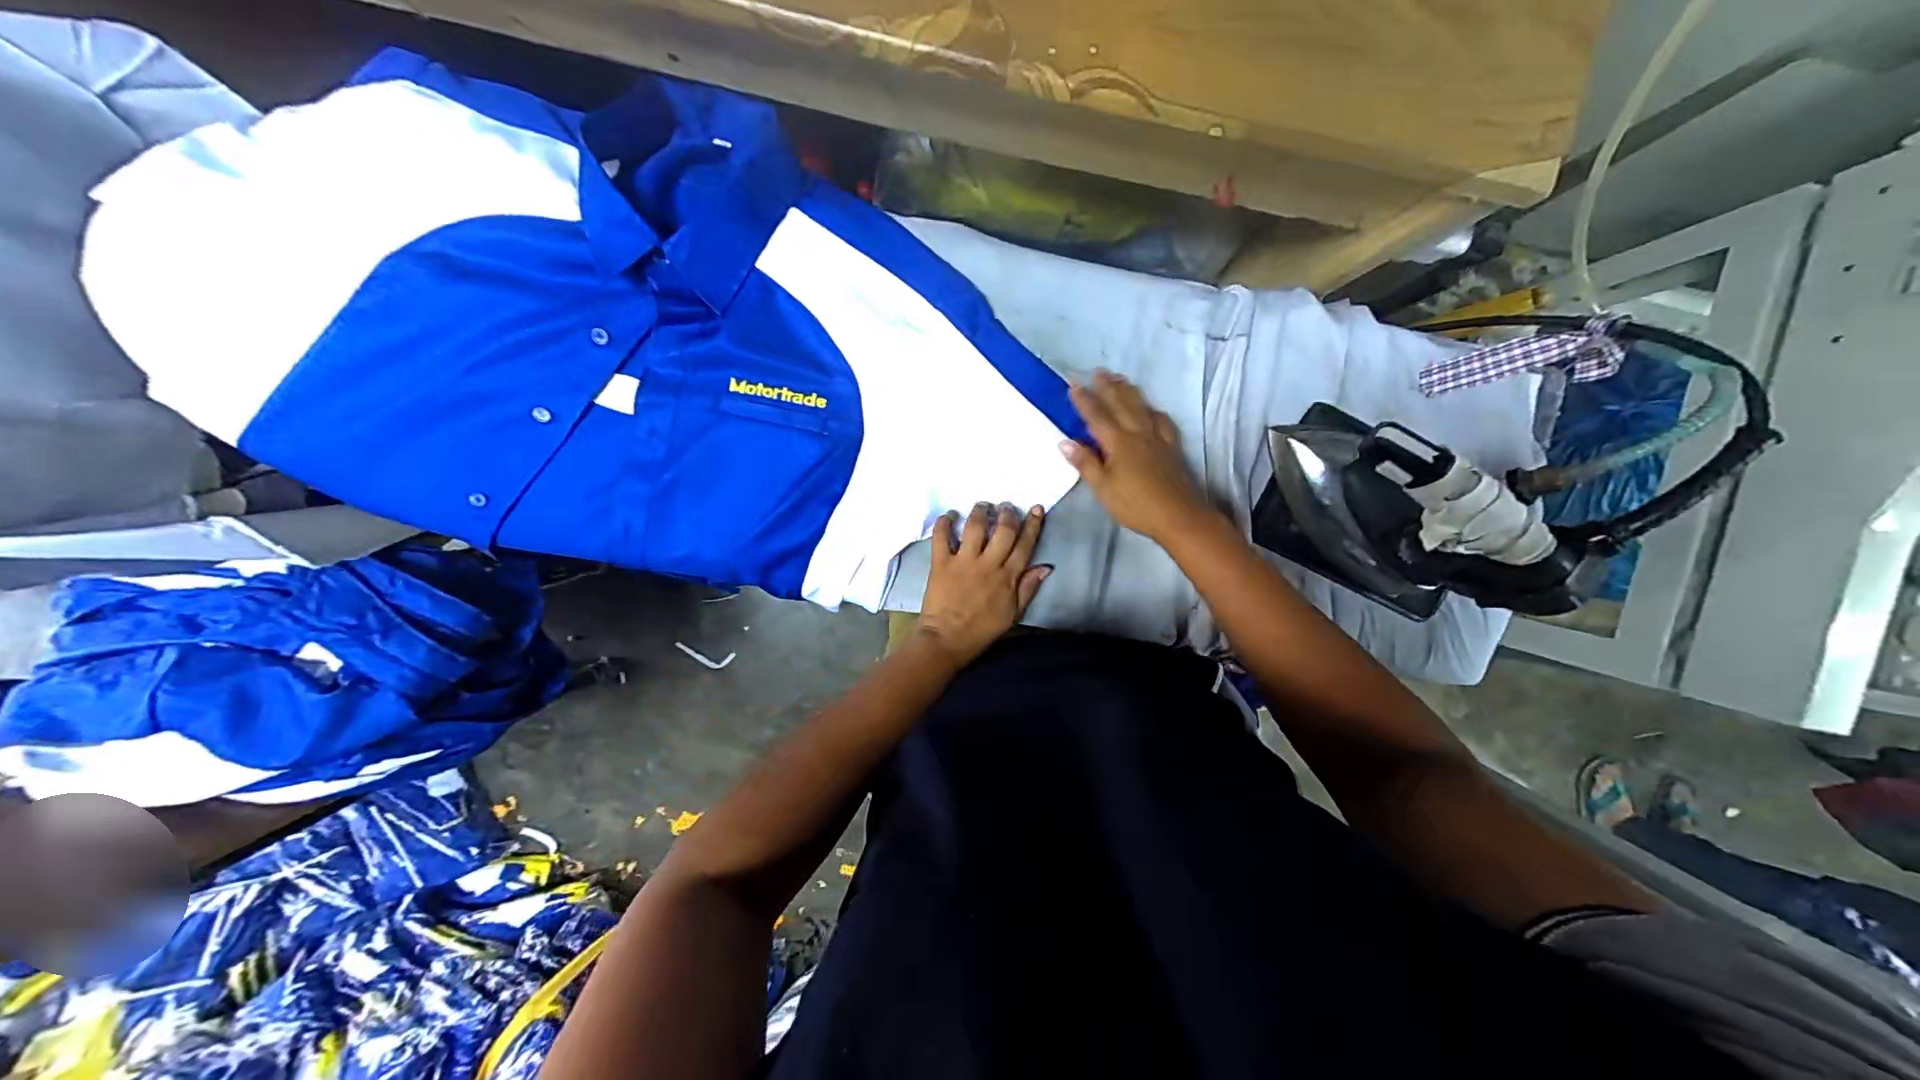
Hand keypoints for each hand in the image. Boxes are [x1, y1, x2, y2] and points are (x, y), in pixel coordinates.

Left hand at [916, 502, 1049, 664]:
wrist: (948, 639)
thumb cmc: (982, 629)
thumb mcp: (1013, 613)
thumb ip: (1028, 588)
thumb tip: (1046, 567)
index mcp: (1008, 576)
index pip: (1025, 544)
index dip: (1033, 524)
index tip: (1036, 509)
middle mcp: (988, 564)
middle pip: (1003, 530)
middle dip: (1008, 513)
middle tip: (1006, 507)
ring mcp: (964, 561)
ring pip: (975, 527)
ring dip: (981, 512)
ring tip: (983, 506)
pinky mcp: (941, 563)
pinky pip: (942, 536)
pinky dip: (944, 522)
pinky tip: (949, 515)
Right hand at [1062, 370, 1217, 544]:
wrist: (1179, 515)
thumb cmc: (1135, 504)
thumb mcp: (1103, 487)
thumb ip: (1085, 463)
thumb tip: (1065, 441)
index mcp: (1118, 442)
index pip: (1097, 416)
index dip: (1084, 400)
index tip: (1073, 385)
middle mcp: (1138, 433)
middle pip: (1121, 404)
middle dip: (1108, 387)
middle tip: (1099, 371)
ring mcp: (1157, 438)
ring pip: (1141, 408)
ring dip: (1129, 392)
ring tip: (1121, 380)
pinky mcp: (1171, 447)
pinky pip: (1162, 421)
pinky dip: (1154, 411)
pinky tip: (1152, 410)